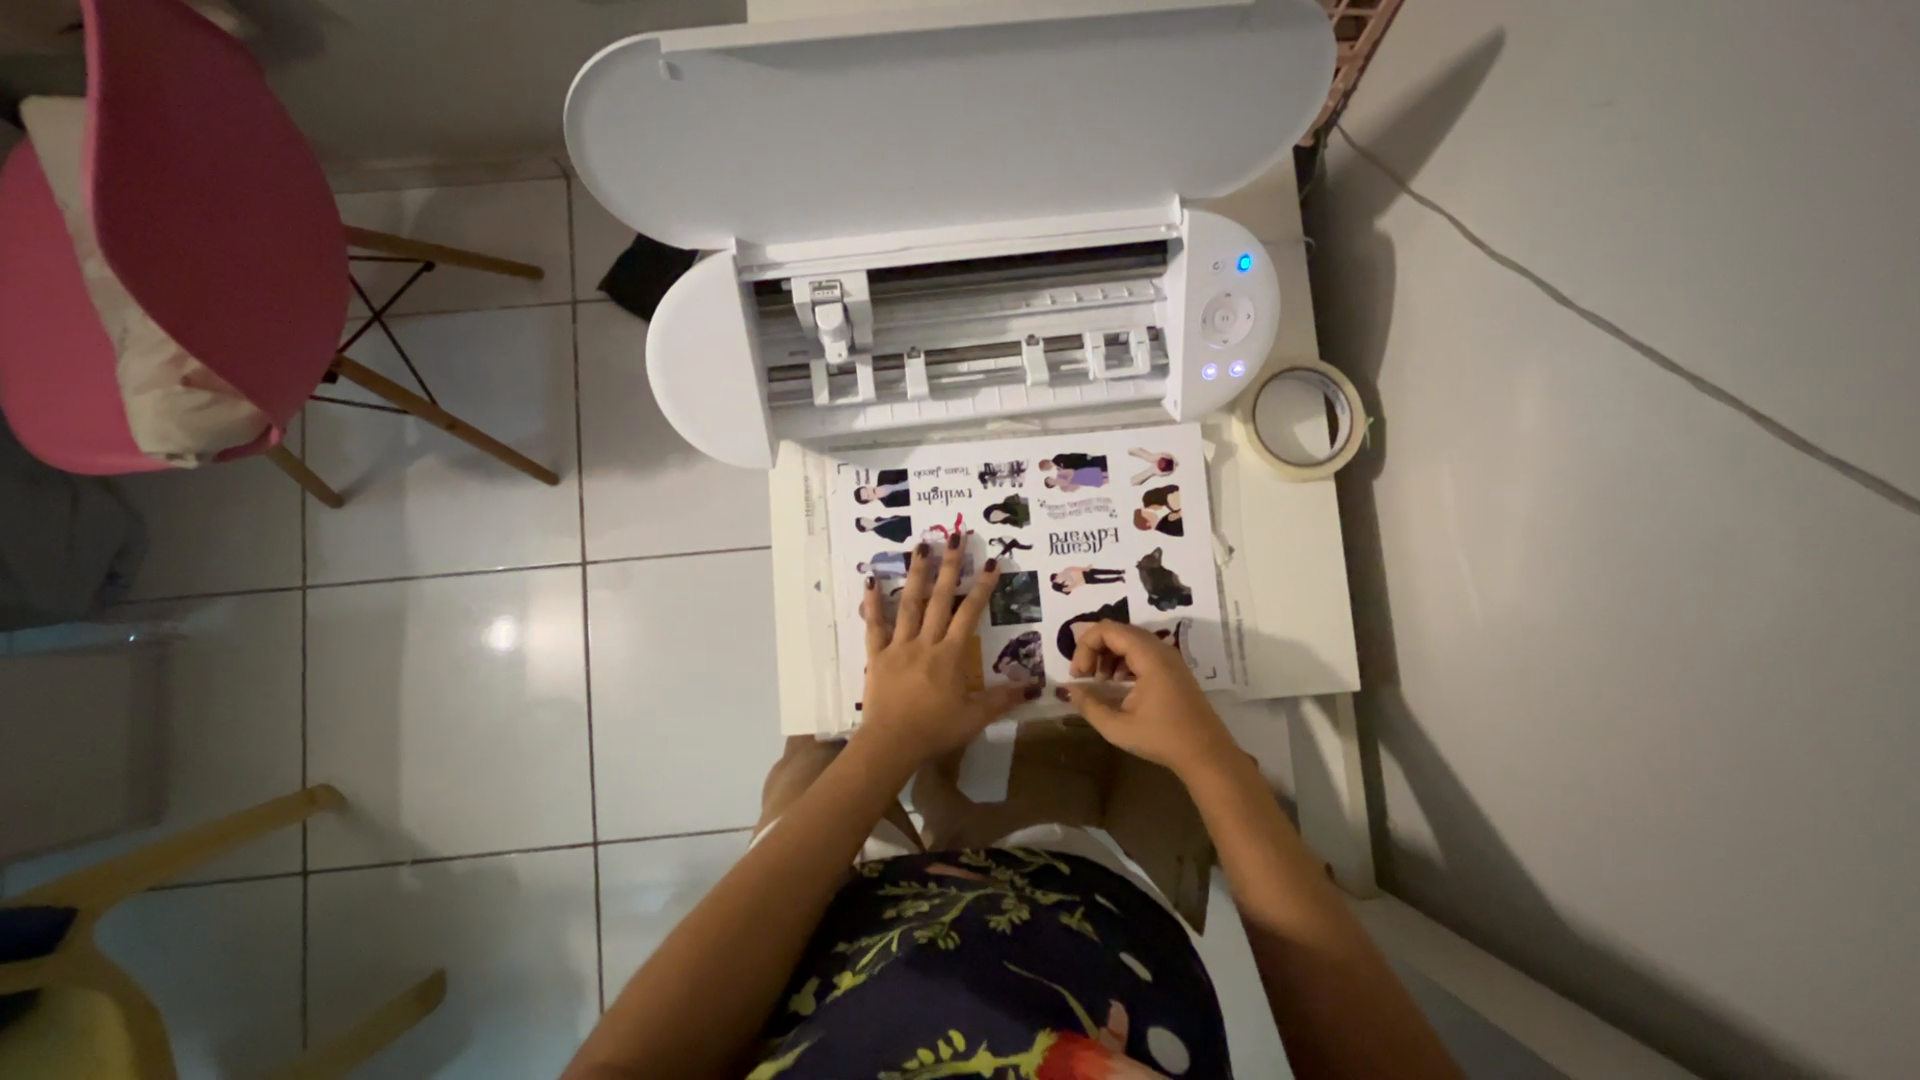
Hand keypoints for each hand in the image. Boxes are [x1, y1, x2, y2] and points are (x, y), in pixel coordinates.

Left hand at [858, 534, 1035, 766]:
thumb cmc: (936, 730)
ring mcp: (899, 647)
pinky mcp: (876, 656)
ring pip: (909, 604)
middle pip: (940, 599)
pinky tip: (870, 580)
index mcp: (951, 655)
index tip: (991, 561)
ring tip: (920, 546)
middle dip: (950, 566)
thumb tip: (1034, 686)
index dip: (982, 587)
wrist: (892, 743)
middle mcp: (926, 642)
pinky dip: (872, 604)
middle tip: (955, 535)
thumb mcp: (975, 717)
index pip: (970, 613)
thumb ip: (1003, 699)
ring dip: (916, 574)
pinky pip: (874, 626)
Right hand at [1061, 621, 1236, 778]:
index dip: (1085, 646)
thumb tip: (1068, 688)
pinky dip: (1124, 661)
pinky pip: (1143, 651)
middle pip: (1118, 631)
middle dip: (1094, 649)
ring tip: (1100, 682)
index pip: (1108, 630)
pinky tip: (1119, 685)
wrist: (1207, 754)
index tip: (1078, 675)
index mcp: (1150, 657)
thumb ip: (1088, 704)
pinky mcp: (1173, 669)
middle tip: (1084, 677)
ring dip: (1108, 655)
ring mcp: (1170, 657)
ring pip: (1130, 640)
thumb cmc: (1162, 740)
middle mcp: (1161, 649)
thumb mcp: (1117, 727)